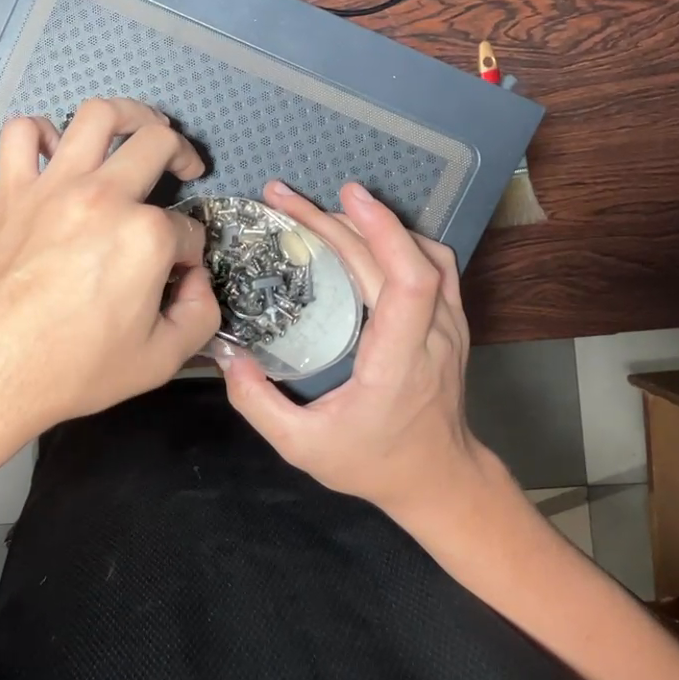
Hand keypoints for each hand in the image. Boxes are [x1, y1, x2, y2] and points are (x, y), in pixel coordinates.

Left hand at [0, 98, 220, 450]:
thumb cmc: (68, 371)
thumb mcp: (157, 362)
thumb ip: (198, 317)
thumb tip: (197, 284)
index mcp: (144, 236)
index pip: (187, 229)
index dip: (192, 251)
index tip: (179, 271)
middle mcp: (103, 196)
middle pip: (157, 144)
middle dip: (184, 153)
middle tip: (187, 169)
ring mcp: (52, 187)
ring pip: (97, 114)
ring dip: (129, 113)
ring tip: (140, 127)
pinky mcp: (10, 190)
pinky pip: (21, 134)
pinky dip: (41, 131)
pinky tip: (56, 151)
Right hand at [221, 180, 489, 513]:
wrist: (438, 482)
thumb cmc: (372, 464)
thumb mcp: (301, 447)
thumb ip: (257, 403)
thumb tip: (225, 354)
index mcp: (400, 361)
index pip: (409, 282)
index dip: (381, 232)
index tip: (342, 199)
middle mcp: (434, 336)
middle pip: (401, 258)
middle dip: (343, 219)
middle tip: (286, 198)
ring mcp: (451, 327)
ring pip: (427, 254)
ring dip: (375, 224)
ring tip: (323, 213)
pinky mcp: (453, 325)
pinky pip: (437, 267)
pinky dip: (400, 240)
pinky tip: (366, 238)